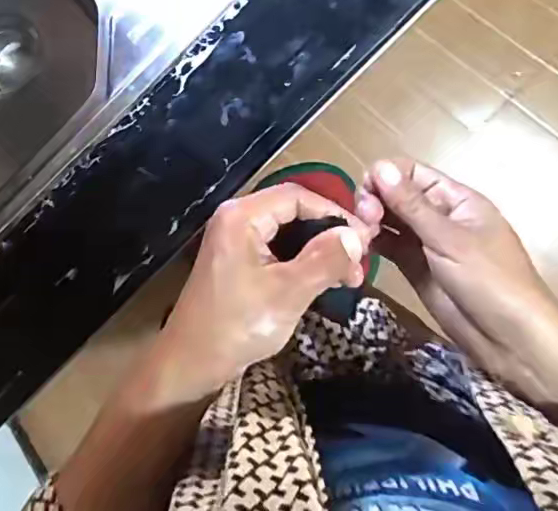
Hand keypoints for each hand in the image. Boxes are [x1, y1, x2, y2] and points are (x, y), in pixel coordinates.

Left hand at [152, 185, 372, 399]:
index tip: (367, 237)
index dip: (334, 212)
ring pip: (287, 228)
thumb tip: (358, 235)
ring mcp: (235, 235)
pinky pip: (276, 244)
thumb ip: (323, 260)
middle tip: (360, 260)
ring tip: (349, 274)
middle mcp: (236, 216)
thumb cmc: (237, 325)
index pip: (296, 196)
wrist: (191, 361)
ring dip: (318, 247)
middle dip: (328, 231)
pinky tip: (324, 278)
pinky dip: (302, 258)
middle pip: (292, 209)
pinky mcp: (237, 256)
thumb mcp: (287, 293)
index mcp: (242, 215)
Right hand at [358, 158, 557, 402]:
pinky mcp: (415, 268)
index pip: (411, 172)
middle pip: (396, 193)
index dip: (386, 176)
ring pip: (389, 218)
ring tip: (358, 234)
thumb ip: (411, 206)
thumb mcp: (451, 241)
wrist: (516, 347)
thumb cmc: (492, 283)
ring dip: (370, 220)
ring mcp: (426, 242)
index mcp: (456, 199)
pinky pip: (388, 245)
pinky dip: (373, 243)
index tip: (366, 192)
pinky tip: (358, 246)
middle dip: (375, 199)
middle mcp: (438, 215)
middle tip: (364, 219)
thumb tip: (378, 167)